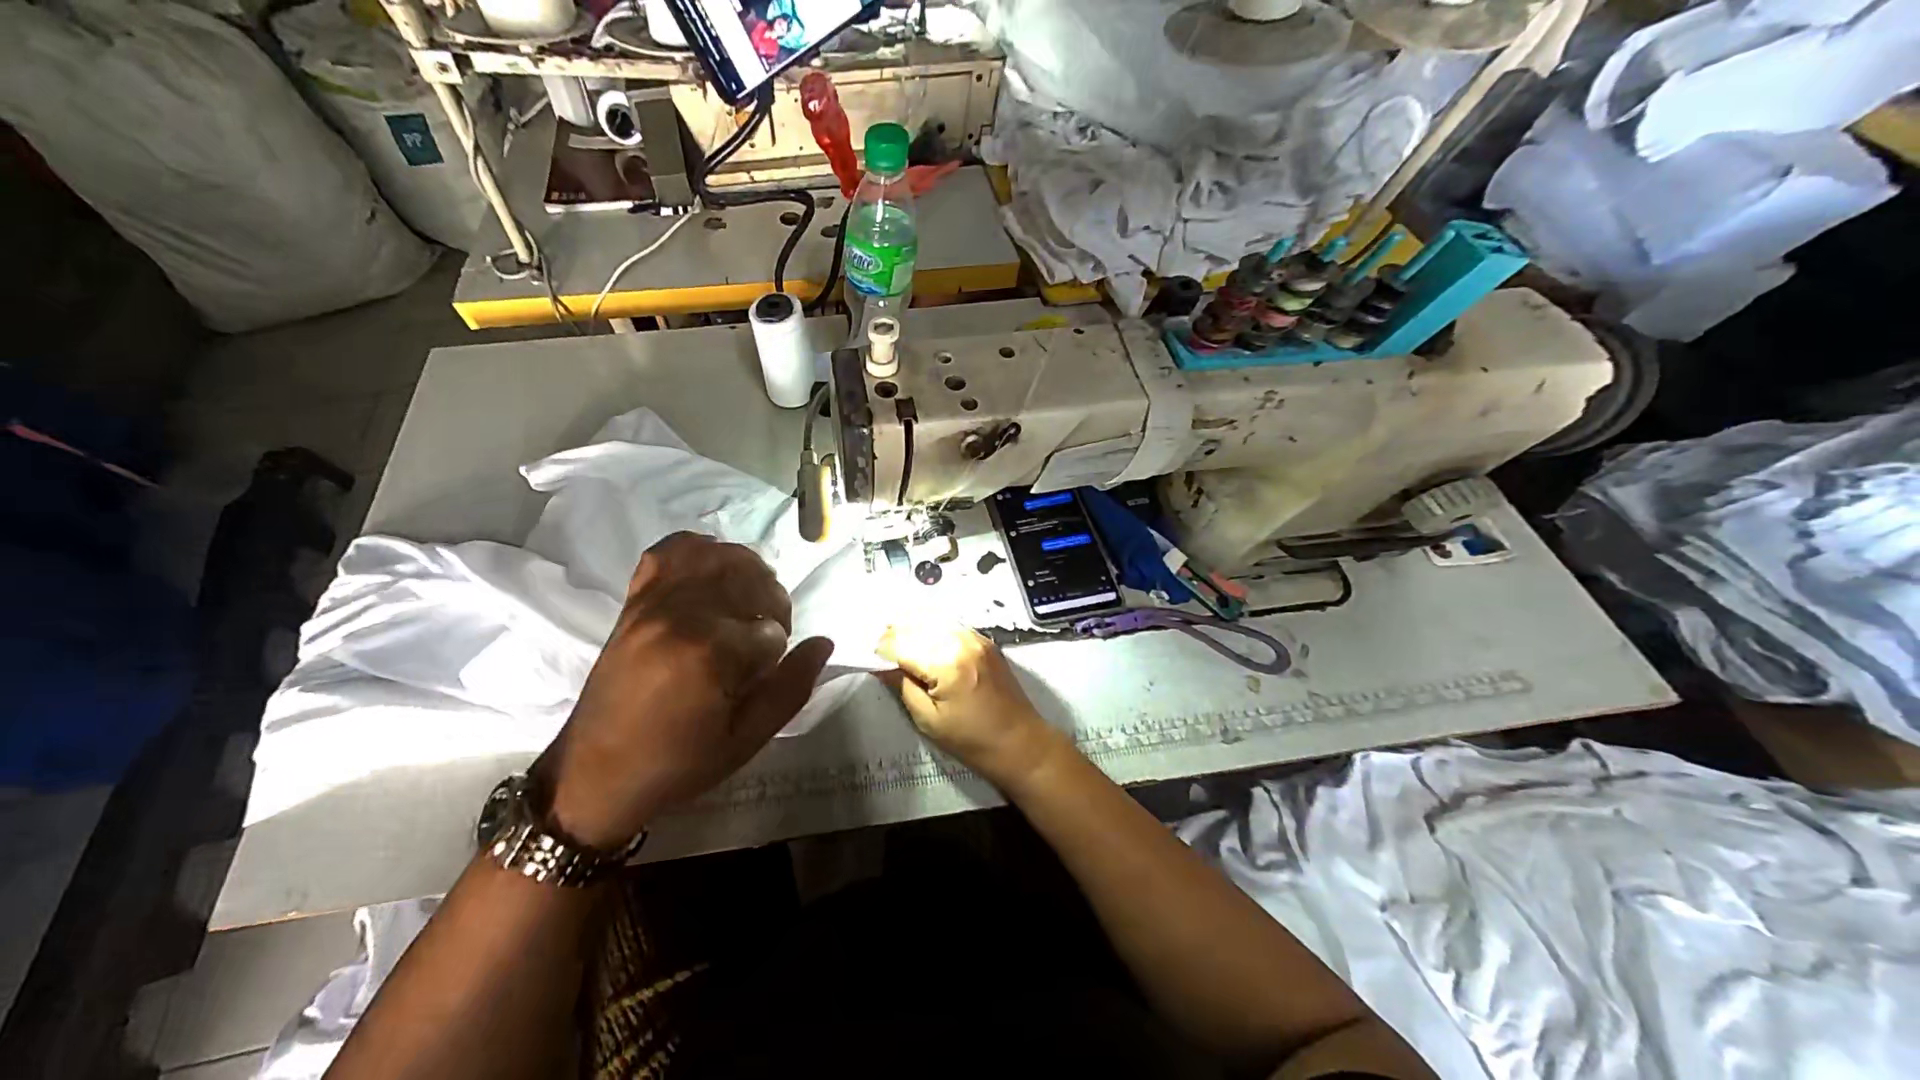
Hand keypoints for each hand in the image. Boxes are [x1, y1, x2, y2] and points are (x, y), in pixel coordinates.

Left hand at [535, 532, 832, 849]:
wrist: (597, 772)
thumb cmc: (677, 762)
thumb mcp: (746, 740)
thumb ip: (791, 688)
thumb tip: (824, 643)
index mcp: (708, 653)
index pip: (772, 629)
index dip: (777, 653)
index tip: (762, 676)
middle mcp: (681, 615)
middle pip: (751, 581)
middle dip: (770, 607)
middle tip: (761, 643)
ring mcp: (653, 602)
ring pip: (719, 558)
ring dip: (745, 574)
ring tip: (746, 603)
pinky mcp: (635, 601)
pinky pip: (671, 552)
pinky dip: (699, 552)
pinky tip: (713, 574)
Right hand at [876, 623, 1069, 791]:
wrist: (1020, 742)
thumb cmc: (972, 740)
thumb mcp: (928, 719)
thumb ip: (903, 686)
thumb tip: (883, 665)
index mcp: (946, 662)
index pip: (901, 643)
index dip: (880, 648)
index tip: (867, 655)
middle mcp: (961, 641)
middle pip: (916, 624)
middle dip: (894, 633)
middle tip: (878, 648)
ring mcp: (976, 638)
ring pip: (934, 619)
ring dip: (913, 627)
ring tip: (897, 643)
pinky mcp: (985, 641)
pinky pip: (952, 625)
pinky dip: (933, 628)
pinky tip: (924, 641)